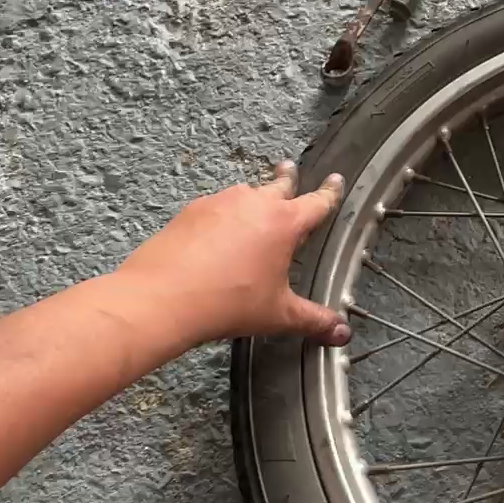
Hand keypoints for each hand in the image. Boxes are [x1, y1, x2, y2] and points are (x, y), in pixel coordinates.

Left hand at [107, 162, 351, 355]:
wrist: (162, 298)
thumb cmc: (227, 303)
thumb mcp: (278, 314)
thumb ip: (315, 320)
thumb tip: (342, 334)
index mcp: (284, 223)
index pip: (317, 202)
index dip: (330, 192)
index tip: (335, 180)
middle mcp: (254, 204)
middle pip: (279, 184)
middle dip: (288, 177)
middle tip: (290, 168)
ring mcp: (220, 203)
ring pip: (245, 193)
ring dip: (253, 198)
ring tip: (254, 207)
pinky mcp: (191, 212)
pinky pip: (216, 206)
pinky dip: (223, 215)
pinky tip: (219, 233)